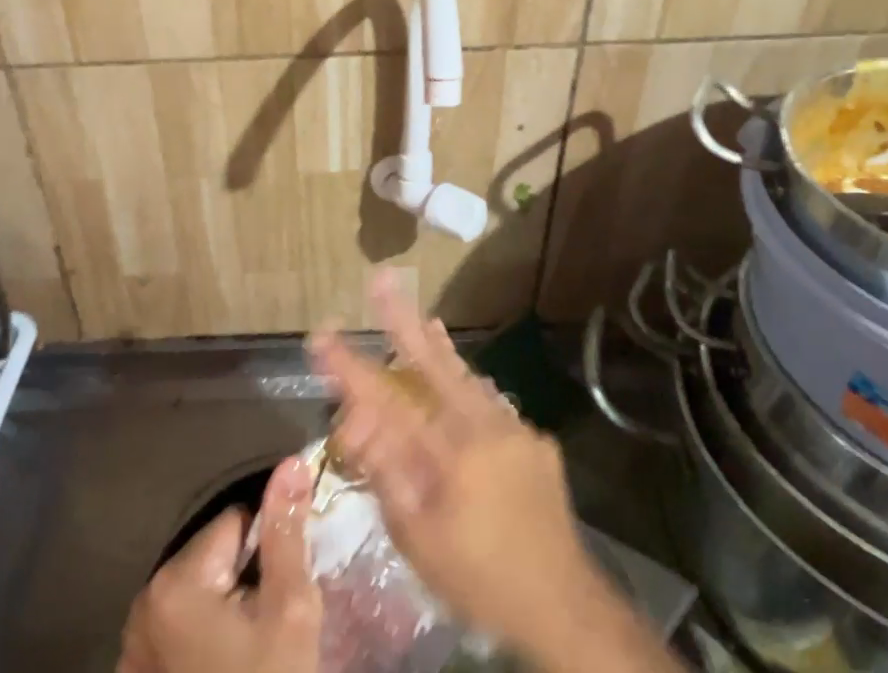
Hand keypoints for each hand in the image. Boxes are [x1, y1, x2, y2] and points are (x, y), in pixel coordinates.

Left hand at [117, 457, 321, 672]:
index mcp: (176, 579)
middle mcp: (143, 598)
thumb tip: (292, 464)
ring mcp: (135, 637)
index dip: (267, 547)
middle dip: (243, 573)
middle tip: (266, 618)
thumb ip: (287, 533)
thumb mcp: (289, 610)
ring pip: (196, 586)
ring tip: (246, 640)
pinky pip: (177, 620)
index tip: (281, 585)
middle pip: (211, 553)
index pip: (234, 522)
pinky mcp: (138, 665)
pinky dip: (201, 628)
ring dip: (223, 600)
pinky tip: (223, 657)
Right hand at [309, 274, 683, 672]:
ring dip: (440, 351)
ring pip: (468, 381)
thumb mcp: (418, 538)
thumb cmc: (479, 579)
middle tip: (383, 280)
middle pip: (436, 367)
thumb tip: (360, 423)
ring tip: (426, 321)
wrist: (565, 605)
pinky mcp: (536, 445)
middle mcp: (486, 428)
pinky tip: (462, 384)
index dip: (352, 367)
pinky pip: (492, 405)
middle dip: (404, 322)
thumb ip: (388, 474)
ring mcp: (517, 433)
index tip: (322, 335)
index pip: (389, 401)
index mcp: (452, 452)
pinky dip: (468, 387)